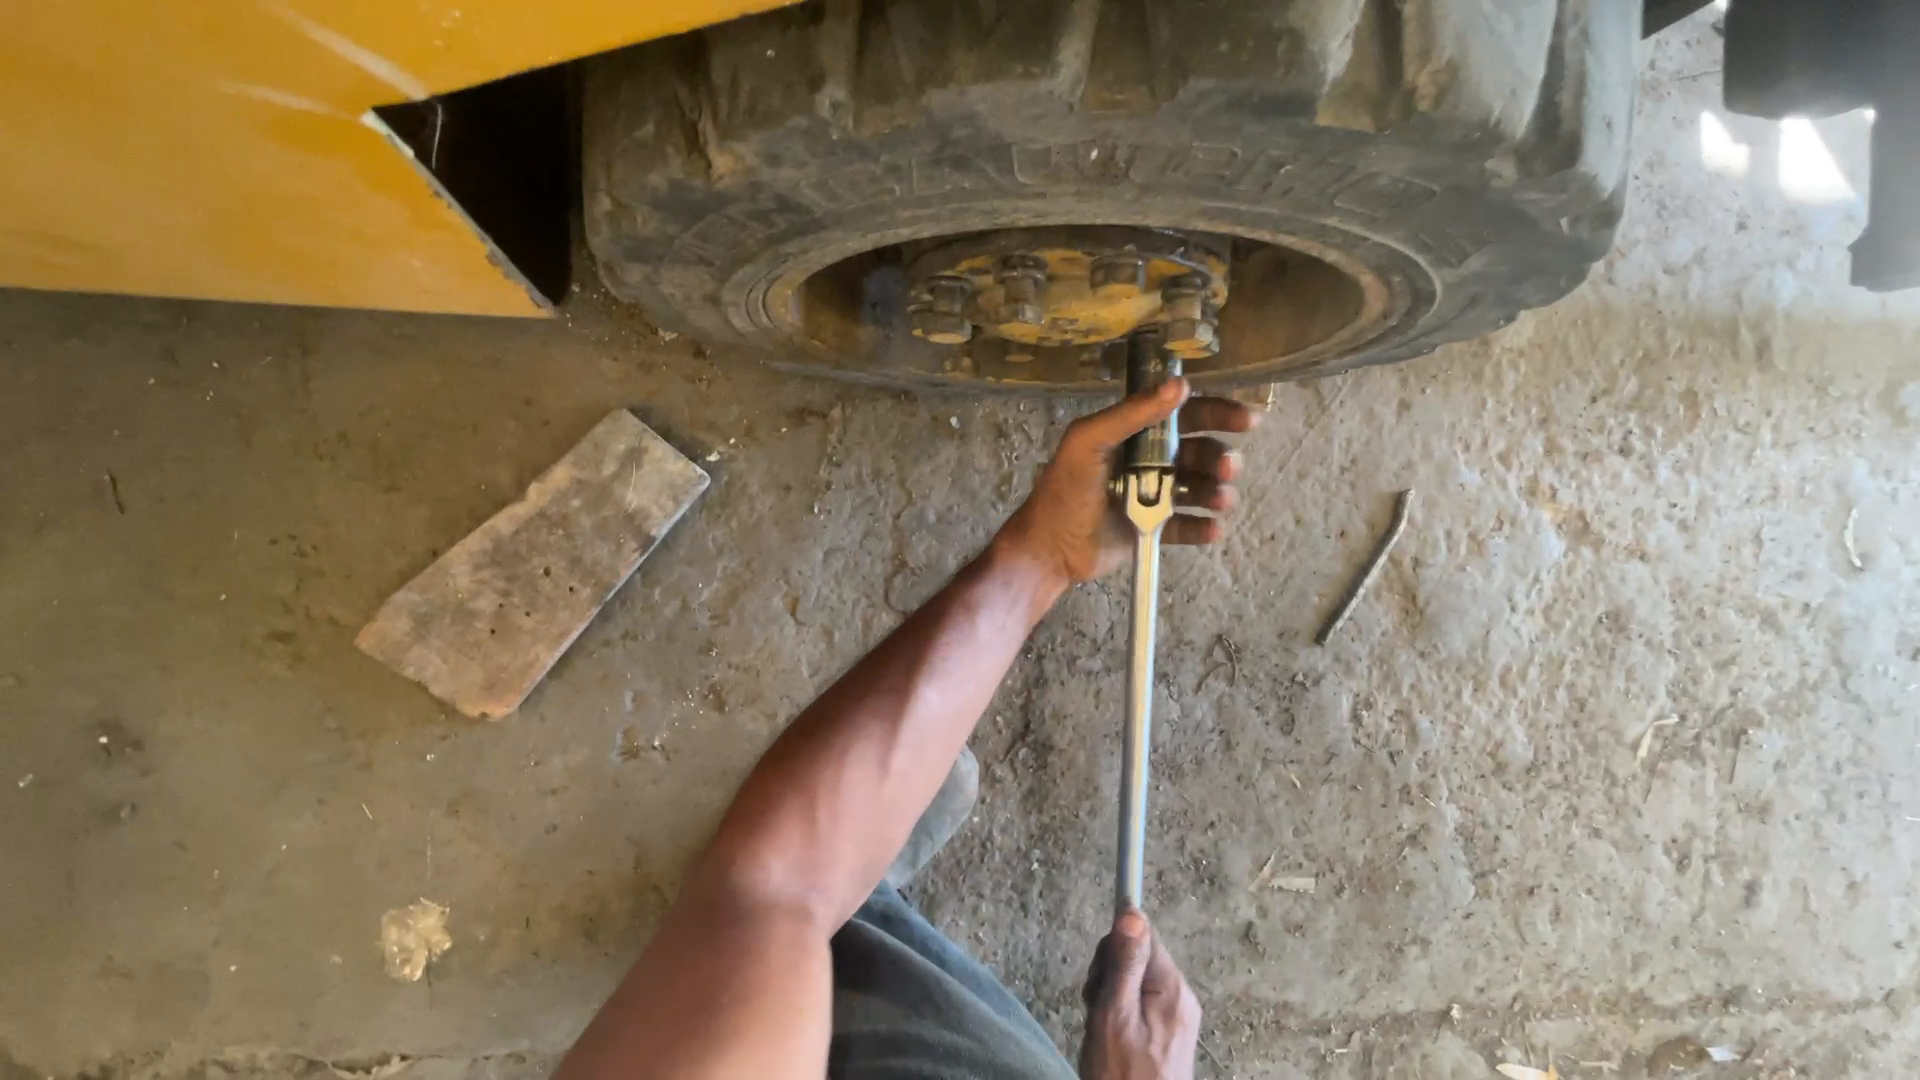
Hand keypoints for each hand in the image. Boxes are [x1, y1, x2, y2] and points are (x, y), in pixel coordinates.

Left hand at [996, 379, 1255, 585]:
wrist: (1050, 548)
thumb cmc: (1065, 490)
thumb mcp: (1089, 443)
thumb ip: (1130, 414)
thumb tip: (1180, 384)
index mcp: (1133, 435)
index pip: (1182, 416)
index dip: (1216, 414)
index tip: (1246, 420)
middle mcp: (1147, 462)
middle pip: (1198, 452)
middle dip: (1220, 457)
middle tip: (1230, 468)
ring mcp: (1152, 497)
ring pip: (1199, 488)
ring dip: (1217, 491)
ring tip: (1220, 500)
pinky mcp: (1153, 529)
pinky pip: (1188, 525)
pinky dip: (1204, 526)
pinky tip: (1212, 528)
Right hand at [1078, 909, 1201, 1079]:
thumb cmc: (1120, 1074)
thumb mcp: (1113, 1014)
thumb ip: (1124, 963)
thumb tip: (1132, 911)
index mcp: (1171, 987)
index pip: (1142, 934)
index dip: (1113, 950)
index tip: (1100, 979)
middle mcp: (1182, 995)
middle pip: (1138, 955)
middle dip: (1109, 975)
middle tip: (1098, 1010)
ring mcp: (1178, 1015)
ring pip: (1136, 979)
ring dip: (1112, 995)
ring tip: (1104, 1028)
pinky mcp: (1171, 1031)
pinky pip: (1141, 1002)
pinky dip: (1121, 1012)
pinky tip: (1113, 1037)